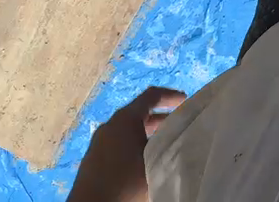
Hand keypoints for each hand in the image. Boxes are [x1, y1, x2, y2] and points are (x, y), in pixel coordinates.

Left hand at [67, 86, 187, 201]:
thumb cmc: (125, 183)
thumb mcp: (154, 163)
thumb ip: (169, 147)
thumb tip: (183, 140)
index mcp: (125, 118)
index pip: (151, 95)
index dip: (170, 95)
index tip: (185, 100)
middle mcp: (110, 124)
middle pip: (139, 112)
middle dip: (160, 116)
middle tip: (178, 123)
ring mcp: (99, 141)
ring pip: (128, 129)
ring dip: (147, 133)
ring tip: (163, 144)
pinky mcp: (93, 159)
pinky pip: (118, 142)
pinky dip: (134, 144)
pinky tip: (142, 161)